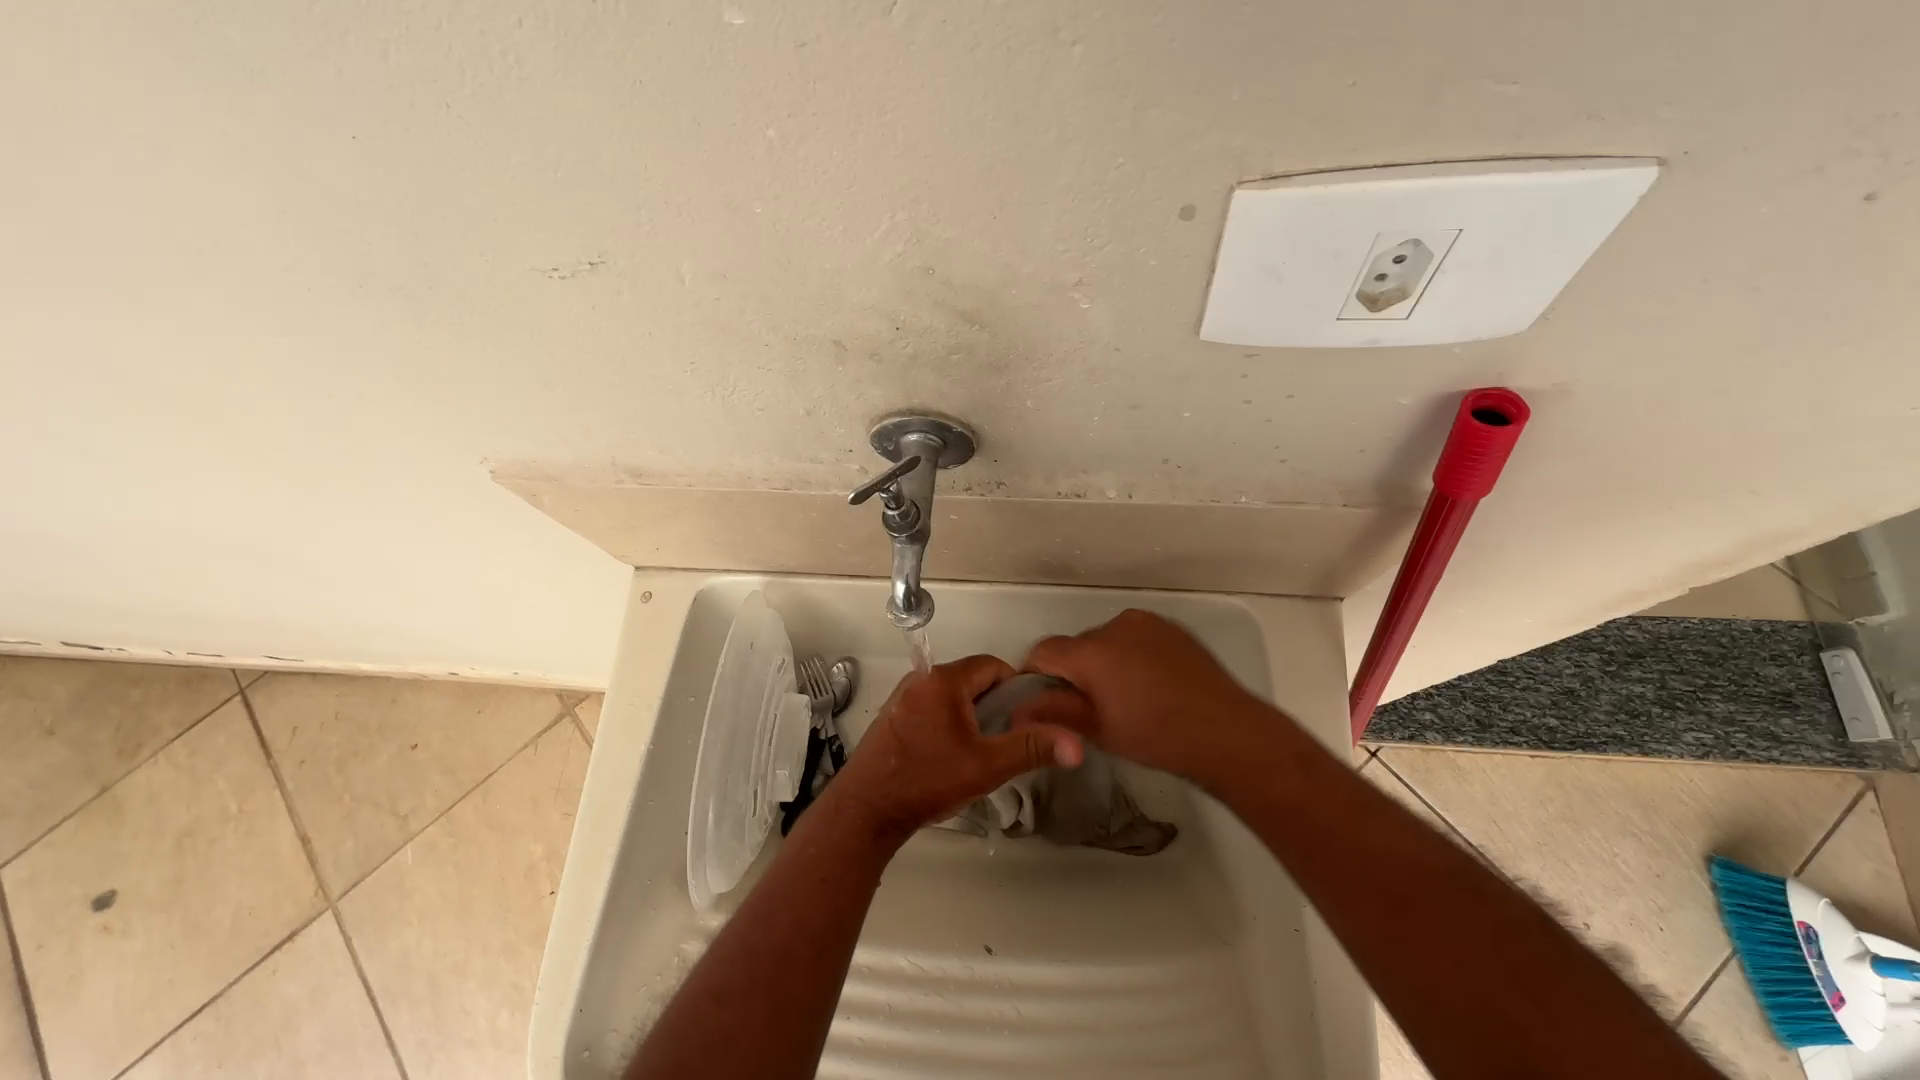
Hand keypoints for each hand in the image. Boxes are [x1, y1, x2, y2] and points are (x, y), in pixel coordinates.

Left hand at [826, 654, 1084, 844]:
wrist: (867, 811)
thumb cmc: (927, 781)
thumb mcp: (987, 766)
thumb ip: (1032, 748)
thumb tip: (1076, 744)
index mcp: (942, 680)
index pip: (993, 666)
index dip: (1016, 689)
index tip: (1025, 719)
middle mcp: (919, 680)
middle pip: (972, 680)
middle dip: (993, 706)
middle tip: (1005, 741)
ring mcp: (901, 699)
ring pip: (951, 698)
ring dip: (971, 718)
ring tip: (980, 754)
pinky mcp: (891, 719)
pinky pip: (931, 710)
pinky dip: (948, 726)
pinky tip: (950, 759)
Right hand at [1023, 609, 1275, 788]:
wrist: (1226, 731)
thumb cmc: (1156, 735)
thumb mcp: (1097, 730)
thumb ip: (1053, 714)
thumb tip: (1015, 711)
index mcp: (1091, 650)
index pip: (1042, 652)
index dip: (1036, 677)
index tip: (1045, 705)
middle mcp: (1115, 626)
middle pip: (1076, 646)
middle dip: (1074, 672)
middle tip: (1088, 709)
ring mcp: (1147, 624)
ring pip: (1106, 641)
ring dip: (1104, 663)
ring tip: (1125, 699)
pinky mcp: (1172, 629)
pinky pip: (1135, 638)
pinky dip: (1131, 657)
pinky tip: (1150, 687)